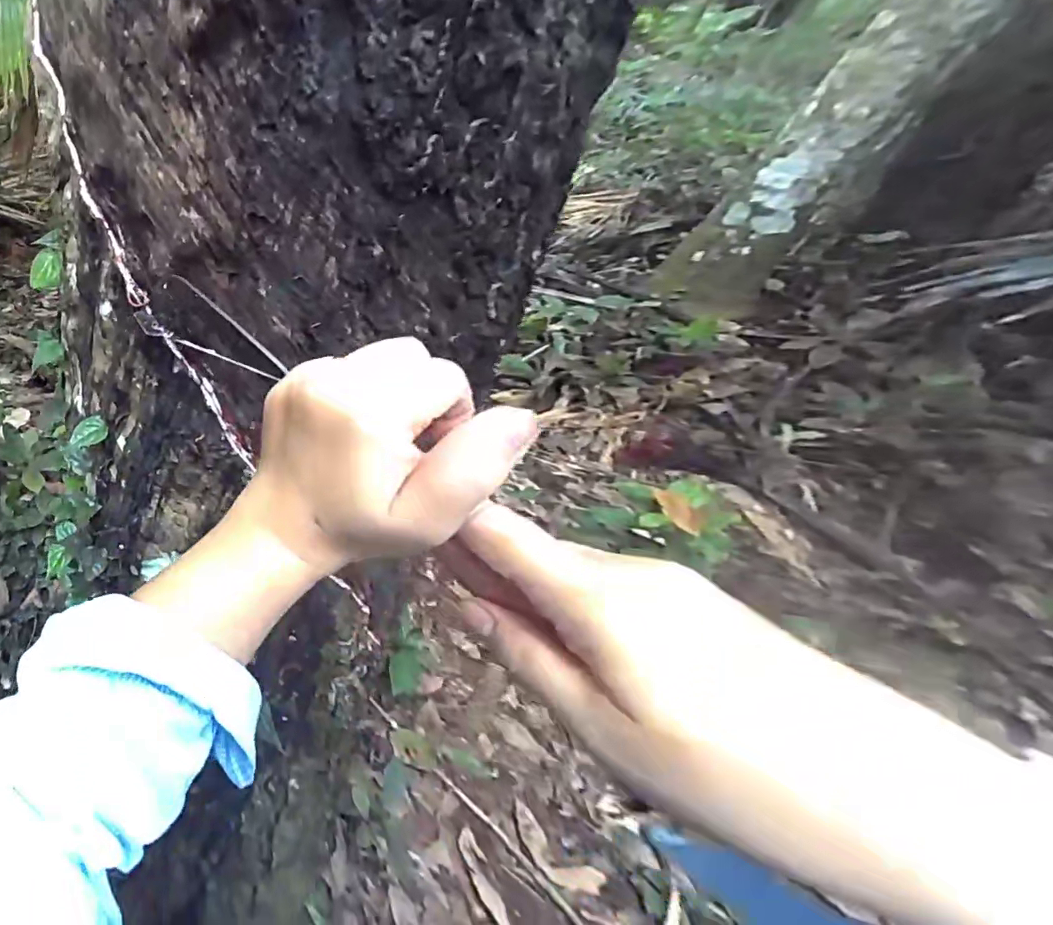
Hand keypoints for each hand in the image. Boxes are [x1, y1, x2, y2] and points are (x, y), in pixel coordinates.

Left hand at [133, 337, 534, 662]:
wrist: (283, 526)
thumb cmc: (357, 527)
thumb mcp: (428, 517)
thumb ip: (477, 467)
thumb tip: (520, 417)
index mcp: (367, 408)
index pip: (446, 376)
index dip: (451, 416)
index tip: (425, 454)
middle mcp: (332, 379)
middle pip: (413, 356)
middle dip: (422, 395)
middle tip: (401, 445)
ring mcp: (305, 375)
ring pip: (382, 355)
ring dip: (392, 388)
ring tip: (375, 434)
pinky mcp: (290, 379)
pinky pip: (347, 364)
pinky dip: (358, 388)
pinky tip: (345, 428)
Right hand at [440, 505, 1037, 924]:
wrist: (923, 810)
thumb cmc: (734, 777)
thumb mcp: (604, 731)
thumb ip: (525, 656)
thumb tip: (462, 603)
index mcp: (594, 594)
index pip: (498, 530)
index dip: (448, 523)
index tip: (410, 534)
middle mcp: (627, 570)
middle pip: (530, 552)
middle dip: (484, 571)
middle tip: (457, 613)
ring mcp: (671, 585)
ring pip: (569, 574)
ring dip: (528, 595)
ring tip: (519, 646)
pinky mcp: (702, 606)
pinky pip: (609, 591)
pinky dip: (573, 608)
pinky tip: (585, 655)